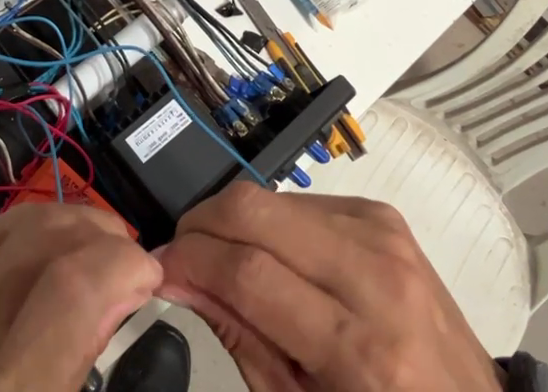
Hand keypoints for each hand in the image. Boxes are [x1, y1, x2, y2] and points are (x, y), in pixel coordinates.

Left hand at [0, 202, 160, 391]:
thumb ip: (79, 362)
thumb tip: (119, 301)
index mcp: (0, 385)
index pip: (80, 281)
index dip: (128, 267)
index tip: (146, 282)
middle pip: (52, 233)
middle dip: (103, 237)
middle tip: (122, 264)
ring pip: (19, 218)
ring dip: (64, 228)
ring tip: (83, 254)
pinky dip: (17, 237)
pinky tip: (26, 263)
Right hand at [156, 182, 498, 391]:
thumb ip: (238, 333)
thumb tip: (178, 275)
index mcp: (363, 350)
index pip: (248, 271)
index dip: (189, 260)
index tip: (161, 268)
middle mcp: (378, 279)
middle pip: (254, 213)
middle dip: (200, 225)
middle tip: (183, 254)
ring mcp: (385, 237)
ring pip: (270, 196)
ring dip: (231, 221)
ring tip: (225, 258)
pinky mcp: (383, 216)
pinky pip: (299, 198)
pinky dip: (268, 220)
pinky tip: (271, 252)